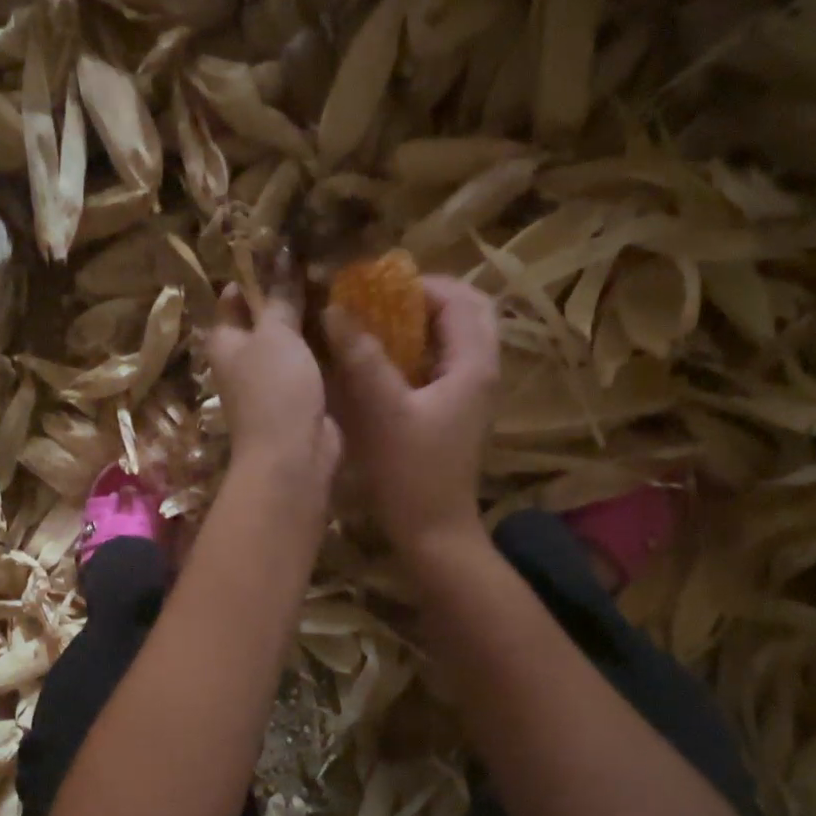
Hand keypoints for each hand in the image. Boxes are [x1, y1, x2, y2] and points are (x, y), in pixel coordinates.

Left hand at [202, 277, 341, 491]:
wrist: (292, 457)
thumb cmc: (274, 390)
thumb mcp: (275, 334)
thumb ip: (279, 298)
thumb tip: (281, 257)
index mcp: (225, 341)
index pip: (233, 298)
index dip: (255, 273)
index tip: (287, 249)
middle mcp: (243, 360)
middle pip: (265, 318)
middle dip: (290, 295)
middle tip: (324, 262)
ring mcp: (272, 381)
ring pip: (292, 341)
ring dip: (313, 321)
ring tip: (344, 285)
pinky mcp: (300, 398)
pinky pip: (313, 363)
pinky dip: (327, 347)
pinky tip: (352, 325)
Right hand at [326, 276, 499, 551]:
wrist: (433, 530)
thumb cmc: (410, 472)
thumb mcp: (381, 411)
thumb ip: (361, 358)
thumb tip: (334, 309)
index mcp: (474, 364)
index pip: (459, 298)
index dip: (417, 285)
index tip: (373, 289)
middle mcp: (481, 371)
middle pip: (466, 312)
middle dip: (423, 299)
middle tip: (379, 304)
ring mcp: (471, 393)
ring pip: (455, 337)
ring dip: (419, 324)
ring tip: (375, 327)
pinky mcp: (455, 411)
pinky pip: (442, 362)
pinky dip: (416, 350)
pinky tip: (380, 363)